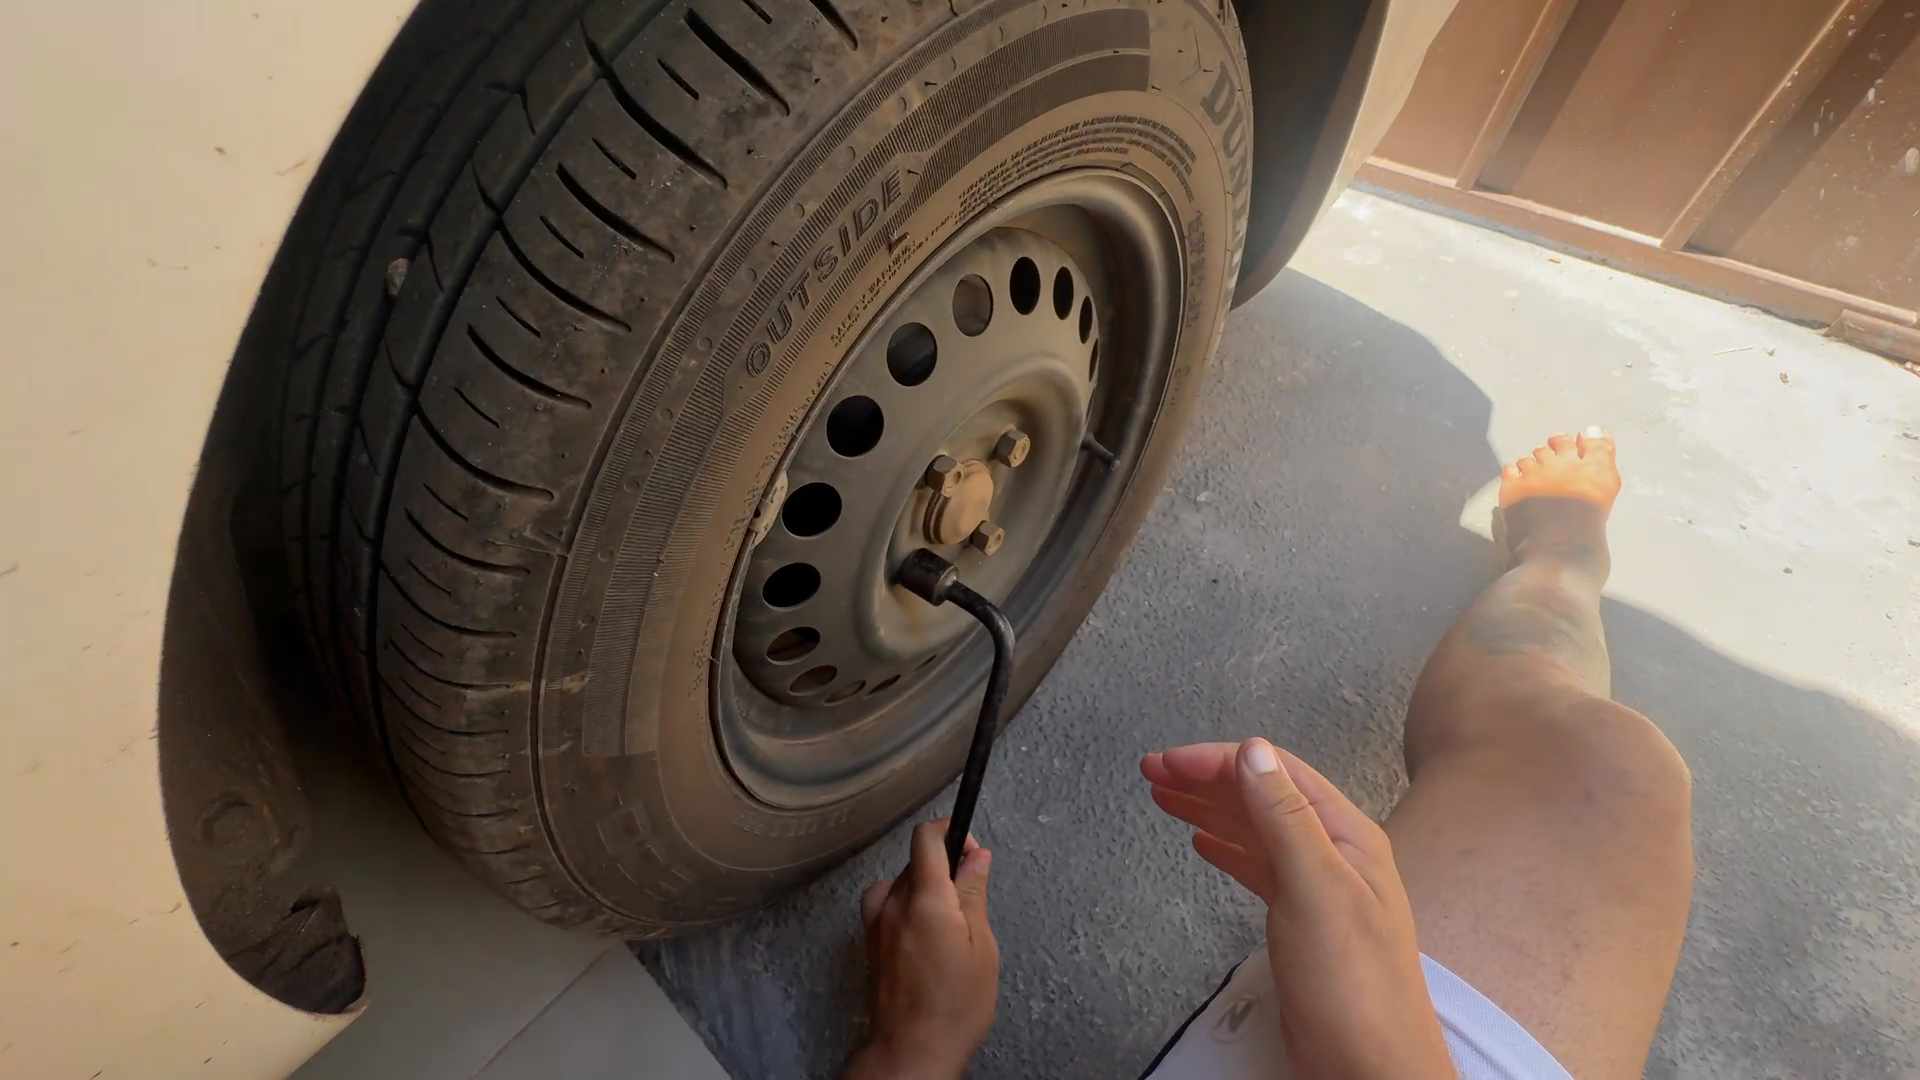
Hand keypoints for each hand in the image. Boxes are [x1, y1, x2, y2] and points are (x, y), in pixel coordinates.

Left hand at [844, 819, 998, 1079]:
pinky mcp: (869, 940)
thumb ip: (974, 894)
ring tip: (947, 919)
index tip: (971, 848)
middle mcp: (895, 902)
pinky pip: (883, 900)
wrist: (912, 1052)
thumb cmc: (956, 1004)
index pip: (926, 838)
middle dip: (945, 866)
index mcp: (926, 899)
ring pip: (901, 880)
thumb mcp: (982, 948)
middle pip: (917, 859)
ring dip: (924, 884)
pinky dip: (900, 900)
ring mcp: (876, 921)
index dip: (949, 830)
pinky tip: (916, 924)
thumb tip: (977, 855)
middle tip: (969, 898)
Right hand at [1142, 740, 1454, 1079]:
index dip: (1218, 760)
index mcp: (1344, 832)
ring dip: (1208, 808)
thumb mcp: (1315, 889)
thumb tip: (1251, 750)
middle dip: (1205, 778)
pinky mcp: (1298, 916)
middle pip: (1259, 795)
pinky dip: (1224, 847)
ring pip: (1252, 828)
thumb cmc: (1350, 983)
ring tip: (1163, 797)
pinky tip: (1200, 844)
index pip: (1273, 771)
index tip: (1167, 761)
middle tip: (1152, 771)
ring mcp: (1315, 884)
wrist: (1370, 1075)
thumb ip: (1284, 817)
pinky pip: (1254, 864)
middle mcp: (1331, 849)